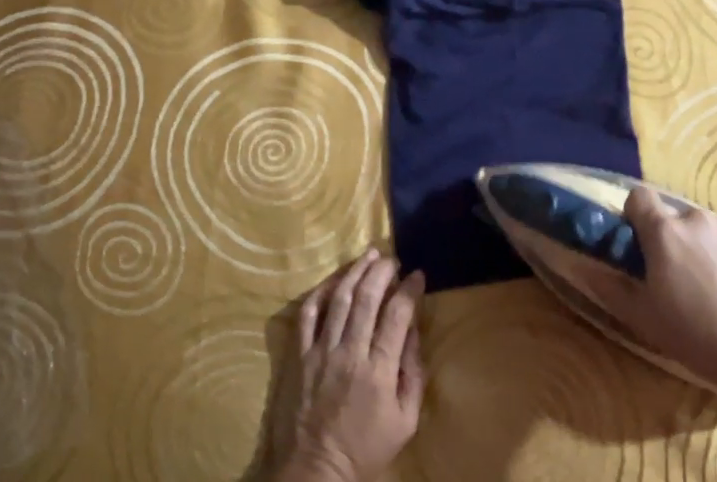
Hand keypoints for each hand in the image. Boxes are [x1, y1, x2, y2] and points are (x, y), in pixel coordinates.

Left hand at [269, 250, 426, 481]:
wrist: (315, 469)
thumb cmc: (366, 448)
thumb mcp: (405, 421)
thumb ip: (413, 374)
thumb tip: (413, 333)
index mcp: (379, 370)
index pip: (397, 315)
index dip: (409, 290)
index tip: (418, 275)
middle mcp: (350, 352)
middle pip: (368, 298)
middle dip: (383, 271)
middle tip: (394, 259)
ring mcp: (320, 351)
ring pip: (340, 298)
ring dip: (356, 271)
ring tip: (369, 255)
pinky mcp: (299, 355)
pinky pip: (308, 313)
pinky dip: (322, 291)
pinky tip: (335, 279)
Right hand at [597, 187, 716, 390]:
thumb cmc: (697, 337)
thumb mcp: (643, 317)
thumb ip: (608, 284)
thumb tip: (576, 263)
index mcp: (665, 231)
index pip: (639, 197)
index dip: (636, 216)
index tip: (640, 243)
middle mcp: (698, 218)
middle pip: (677, 219)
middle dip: (675, 241)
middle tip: (680, 279)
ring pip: (709, 231)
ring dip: (706, 249)